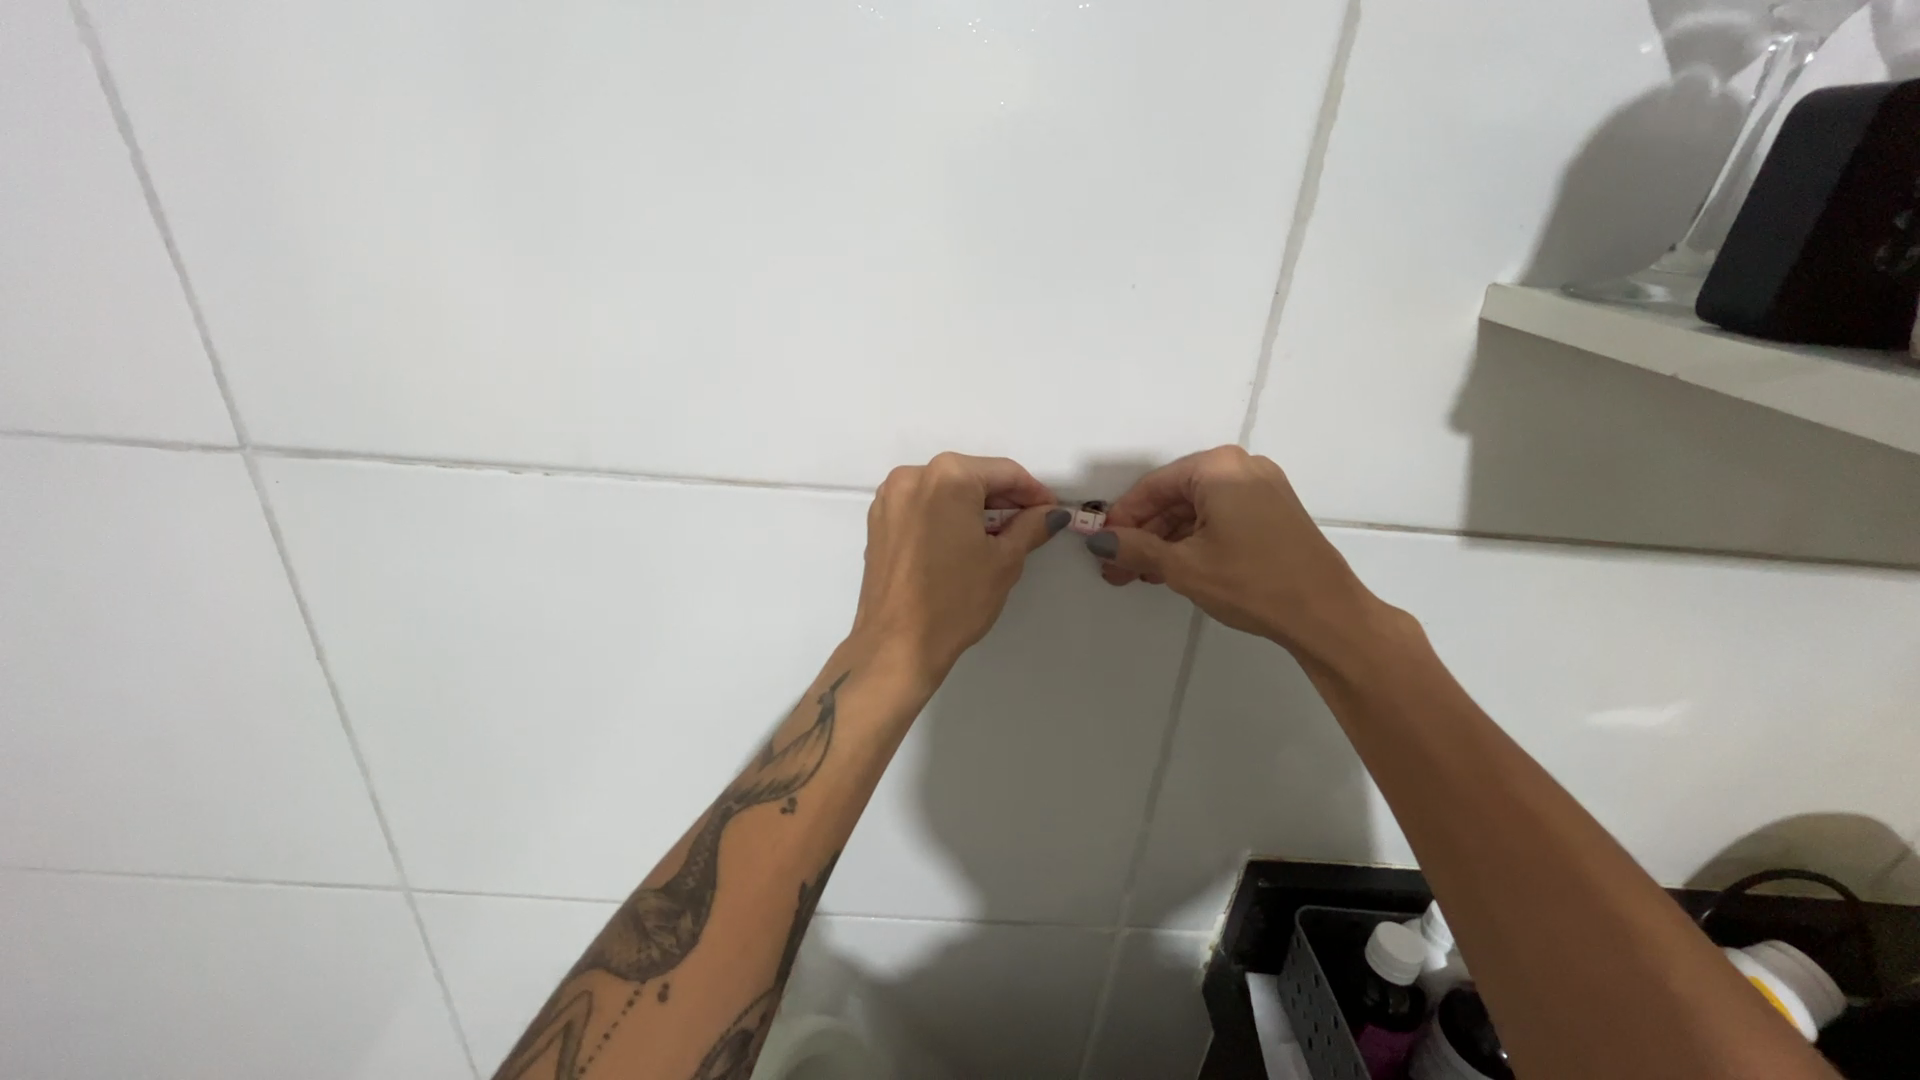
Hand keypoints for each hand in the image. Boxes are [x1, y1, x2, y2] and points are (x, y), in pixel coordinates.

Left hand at [849, 453, 1067, 683]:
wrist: (897, 645)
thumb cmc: (956, 600)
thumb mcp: (1004, 561)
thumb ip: (1031, 526)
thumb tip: (1052, 513)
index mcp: (948, 475)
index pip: (1004, 472)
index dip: (1034, 493)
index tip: (1051, 513)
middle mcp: (913, 475)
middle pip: (972, 477)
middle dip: (1003, 500)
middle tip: (1028, 527)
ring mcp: (889, 498)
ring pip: (945, 491)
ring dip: (973, 508)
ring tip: (996, 539)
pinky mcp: (878, 522)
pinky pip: (922, 507)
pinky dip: (946, 517)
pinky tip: (961, 544)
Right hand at [1086, 446, 1392, 661]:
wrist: (1326, 615)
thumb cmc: (1251, 582)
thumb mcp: (1183, 566)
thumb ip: (1135, 548)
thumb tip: (1099, 541)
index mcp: (1219, 468)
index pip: (1154, 487)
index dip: (1122, 517)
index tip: (1101, 545)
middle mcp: (1242, 468)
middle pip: (1176, 497)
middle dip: (1144, 533)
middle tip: (1117, 568)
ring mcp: (1263, 489)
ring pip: (1198, 510)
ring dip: (1167, 541)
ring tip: (1141, 575)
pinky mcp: (1274, 513)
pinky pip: (1221, 518)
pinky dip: (1195, 540)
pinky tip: (1175, 568)